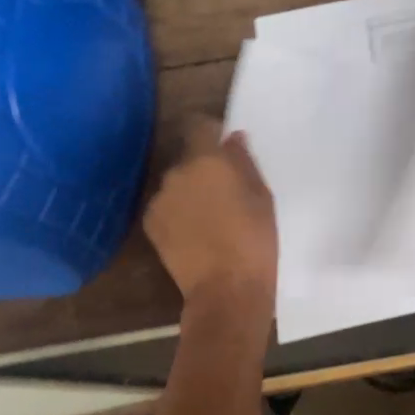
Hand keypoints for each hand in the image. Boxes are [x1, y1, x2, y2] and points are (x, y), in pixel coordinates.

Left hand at [143, 117, 277, 306]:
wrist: (227, 287)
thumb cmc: (256, 238)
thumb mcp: (262, 196)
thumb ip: (244, 163)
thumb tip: (233, 140)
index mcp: (207, 162)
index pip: (199, 126)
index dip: (212, 131)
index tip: (227, 145)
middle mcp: (177, 174)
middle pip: (189, 158)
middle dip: (206, 167)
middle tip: (229, 189)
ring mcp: (159, 200)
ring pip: (178, 184)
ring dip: (192, 190)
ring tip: (214, 216)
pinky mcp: (151, 224)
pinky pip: (167, 206)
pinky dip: (180, 212)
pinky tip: (198, 233)